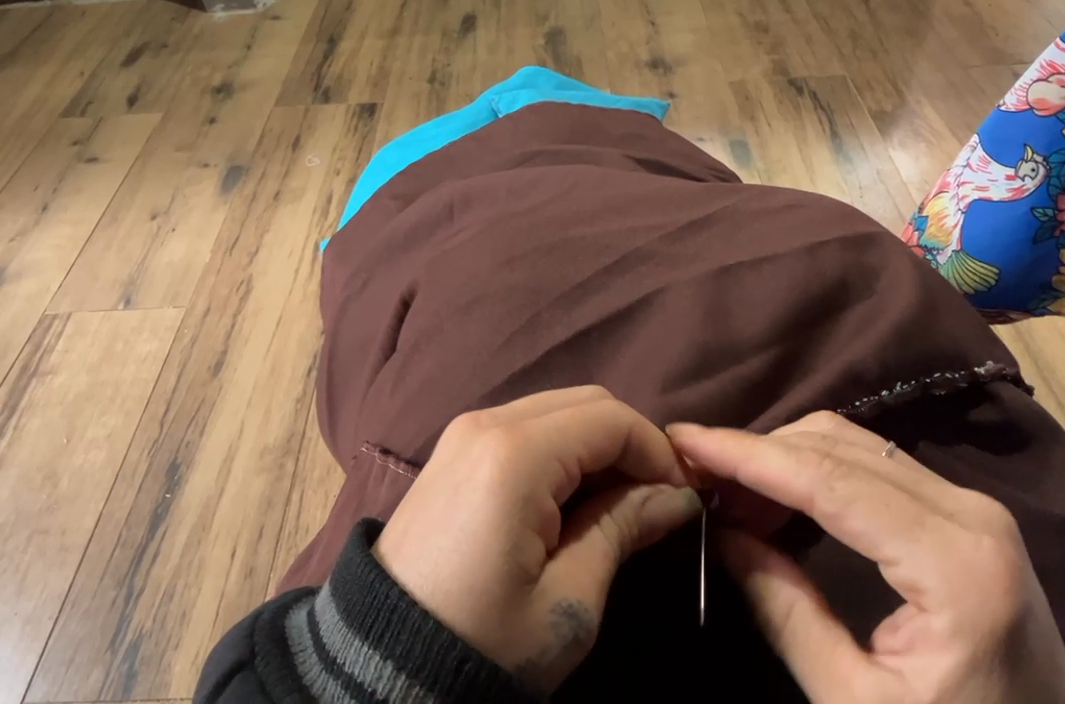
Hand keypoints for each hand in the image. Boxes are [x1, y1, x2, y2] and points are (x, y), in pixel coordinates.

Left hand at [375, 386, 701, 690]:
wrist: (379, 662)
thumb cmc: (481, 640)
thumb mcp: (566, 600)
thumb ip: (622, 529)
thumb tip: (677, 496)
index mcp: (516, 455)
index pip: (610, 419)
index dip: (657, 450)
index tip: (684, 494)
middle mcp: (488, 423)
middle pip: (584, 401)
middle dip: (629, 441)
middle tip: (657, 498)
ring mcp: (465, 430)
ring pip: (555, 408)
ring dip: (596, 444)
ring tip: (620, 502)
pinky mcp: (453, 448)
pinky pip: (525, 425)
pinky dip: (562, 448)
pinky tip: (574, 496)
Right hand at [669, 412, 1064, 703]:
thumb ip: (786, 610)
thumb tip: (723, 532)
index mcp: (953, 563)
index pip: (828, 479)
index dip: (747, 455)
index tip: (682, 437)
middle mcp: (968, 511)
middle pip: (836, 446)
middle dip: (758, 454)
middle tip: (696, 480)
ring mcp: (973, 506)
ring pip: (852, 443)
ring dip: (783, 459)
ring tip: (729, 497)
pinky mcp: (966, 513)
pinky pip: (874, 464)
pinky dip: (815, 470)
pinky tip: (777, 501)